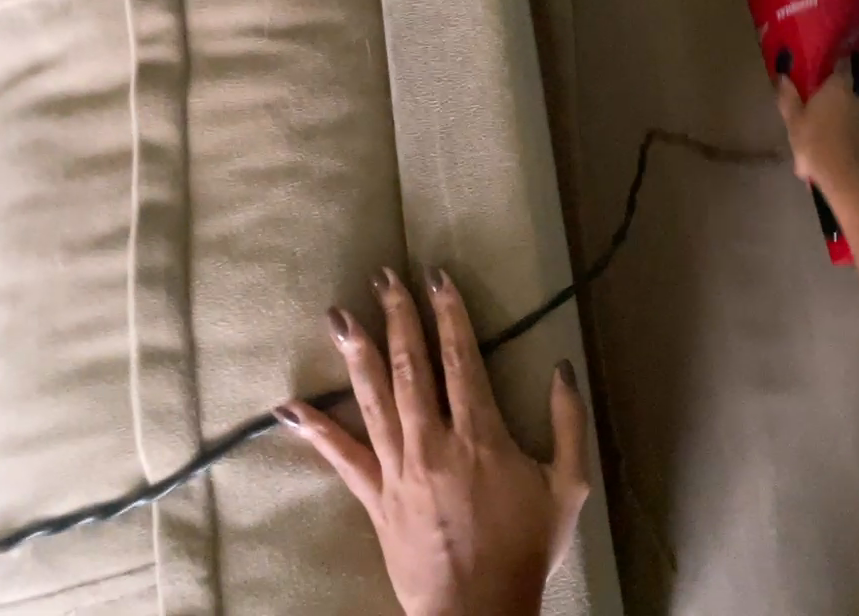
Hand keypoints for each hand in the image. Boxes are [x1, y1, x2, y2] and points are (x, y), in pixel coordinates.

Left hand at [276, 267, 591, 615]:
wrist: (477, 612)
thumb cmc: (528, 545)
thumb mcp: (569, 482)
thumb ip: (569, 421)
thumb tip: (562, 368)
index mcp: (481, 434)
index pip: (461, 359)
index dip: (449, 314)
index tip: (436, 278)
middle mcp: (433, 442)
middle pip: (412, 367)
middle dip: (398, 316)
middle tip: (383, 276)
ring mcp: (398, 470)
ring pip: (374, 400)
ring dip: (358, 353)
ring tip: (339, 315)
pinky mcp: (375, 500)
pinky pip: (342, 459)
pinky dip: (315, 430)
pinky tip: (290, 406)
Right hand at [775, 72, 858, 196]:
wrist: (852, 180)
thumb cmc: (817, 145)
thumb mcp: (794, 122)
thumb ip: (788, 98)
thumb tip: (783, 76)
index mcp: (838, 88)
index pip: (839, 64)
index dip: (829, 65)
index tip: (817, 72)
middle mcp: (857, 98)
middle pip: (841, 93)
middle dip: (827, 103)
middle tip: (808, 118)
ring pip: (846, 117)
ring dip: (833, 126)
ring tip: (815, 148)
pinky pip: (853, 136)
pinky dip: (843, 143)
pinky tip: (829, 161)